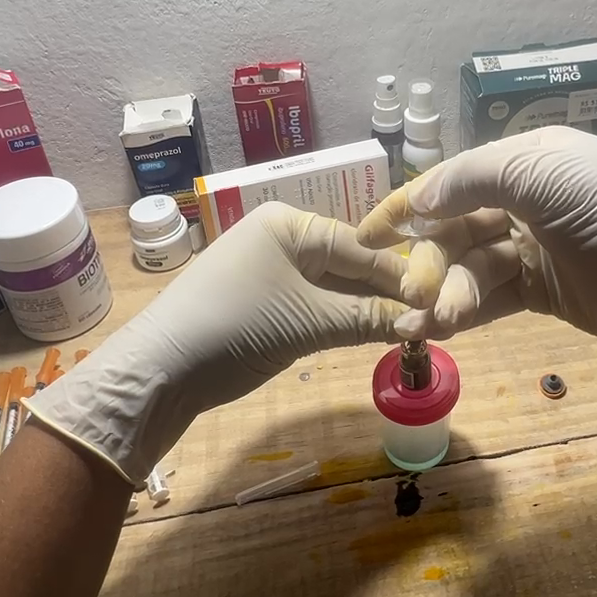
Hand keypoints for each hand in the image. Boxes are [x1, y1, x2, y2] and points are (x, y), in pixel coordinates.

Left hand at [26, 202, 411, 484]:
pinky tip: (369, 331)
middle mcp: (280, 236)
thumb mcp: (308, 322)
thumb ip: (367, 317)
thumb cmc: (234, 328)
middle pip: (347, 263)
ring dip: (363, 308)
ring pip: (331, 286)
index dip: (399, 275)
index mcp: (288, 223)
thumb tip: (422, 321)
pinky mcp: (261, 299)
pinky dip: (338, 319)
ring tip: (407, 325)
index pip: (360, 246)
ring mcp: (268, 268)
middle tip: (428, 315)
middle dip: (383, 292)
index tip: (439, 296)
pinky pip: (312, 303)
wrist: (158, 373)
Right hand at [356, 126, 596, 386]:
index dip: (409, 203)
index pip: (455, 178)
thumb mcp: (545, 176)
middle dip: (428, 256)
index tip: (365, 231)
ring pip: (469, 264)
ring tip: (422, 319)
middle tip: (408, 289)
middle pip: (457, 225)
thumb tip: (419, 198)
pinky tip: (435, 327)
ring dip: (443, 290)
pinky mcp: (541, 290)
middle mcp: (527, 198)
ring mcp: (534, 246)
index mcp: (529, 159)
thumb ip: (475, 179)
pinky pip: (490, 295)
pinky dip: (462, 310)